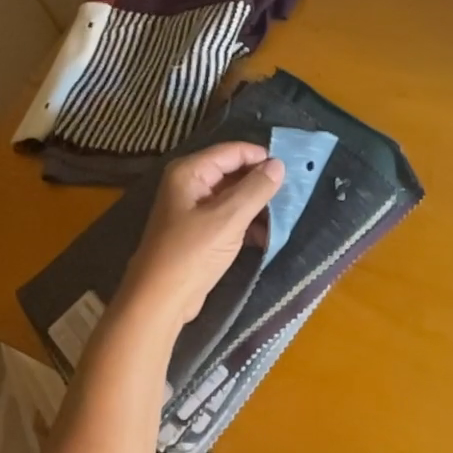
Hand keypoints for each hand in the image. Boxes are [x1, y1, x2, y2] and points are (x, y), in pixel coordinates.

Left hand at [117, 142, 283, 328]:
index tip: (291, 170)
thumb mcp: (228, 218)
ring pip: (233, 197)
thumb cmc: (192, 253)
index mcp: (190, 172)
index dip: (261, 158)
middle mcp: (189, 185)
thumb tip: (278, 165)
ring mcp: (192, 209)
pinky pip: (228, 218)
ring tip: (282, 218)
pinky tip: (265, 237)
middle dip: (260, 184)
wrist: (160, 300)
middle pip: (233, 172)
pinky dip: (246, 224)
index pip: (232, 151)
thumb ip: (256, 189)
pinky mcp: (198, 232)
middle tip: (291, 195)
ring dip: (256, 206)